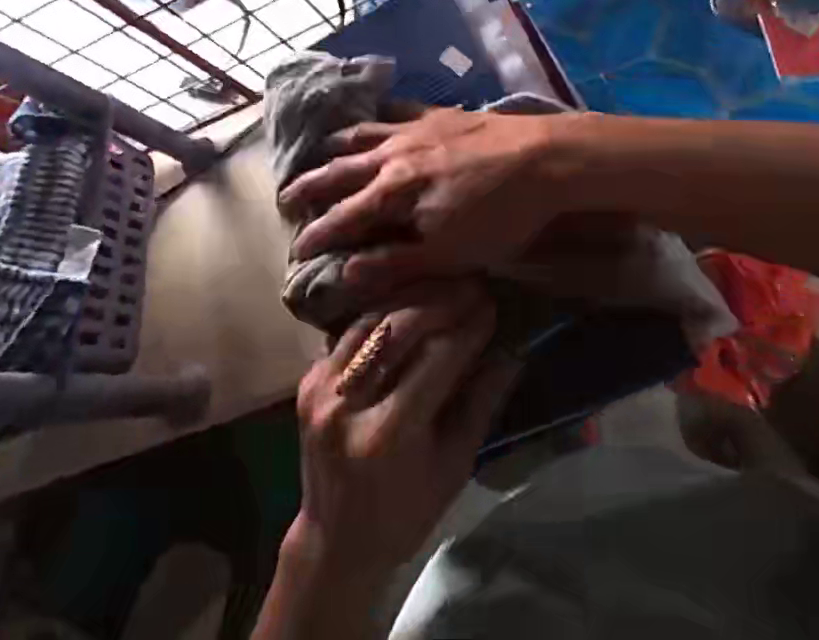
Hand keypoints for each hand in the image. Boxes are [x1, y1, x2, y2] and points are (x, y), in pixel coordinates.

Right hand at [279, 109, 570, 291]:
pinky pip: (396, 109)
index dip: (316, 235)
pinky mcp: (437, 114)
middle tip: (285, 195)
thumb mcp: (451, 252)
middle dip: (309, 186)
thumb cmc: (500, 213)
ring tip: (318, 152)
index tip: (295, 251)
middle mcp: (391, 156)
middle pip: (339, 170)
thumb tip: (346, 273)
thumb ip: (396, 262)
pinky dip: (378, 114)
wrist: (546, 158)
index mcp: (392, 193)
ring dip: (334, 146)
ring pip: (360, 134)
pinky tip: (375, 115)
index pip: (341, 218)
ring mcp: (413, 129)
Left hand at [289, 286, 516, 580]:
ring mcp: (319, 388)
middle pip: (397, 330)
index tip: (492, 305)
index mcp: (387, 435)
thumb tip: (511, 350)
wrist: (334, 536)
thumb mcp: (453, 465)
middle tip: (471, 286)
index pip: (435, 360)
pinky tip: (406, 300)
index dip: (467, 328)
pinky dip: (380, 314)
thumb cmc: (406, 511)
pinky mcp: (308, 379)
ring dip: (409, 297)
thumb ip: (480, 403)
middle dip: (440, 301)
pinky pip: (348, 333)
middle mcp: (346, 403)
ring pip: (369, 321)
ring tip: (443, 283)